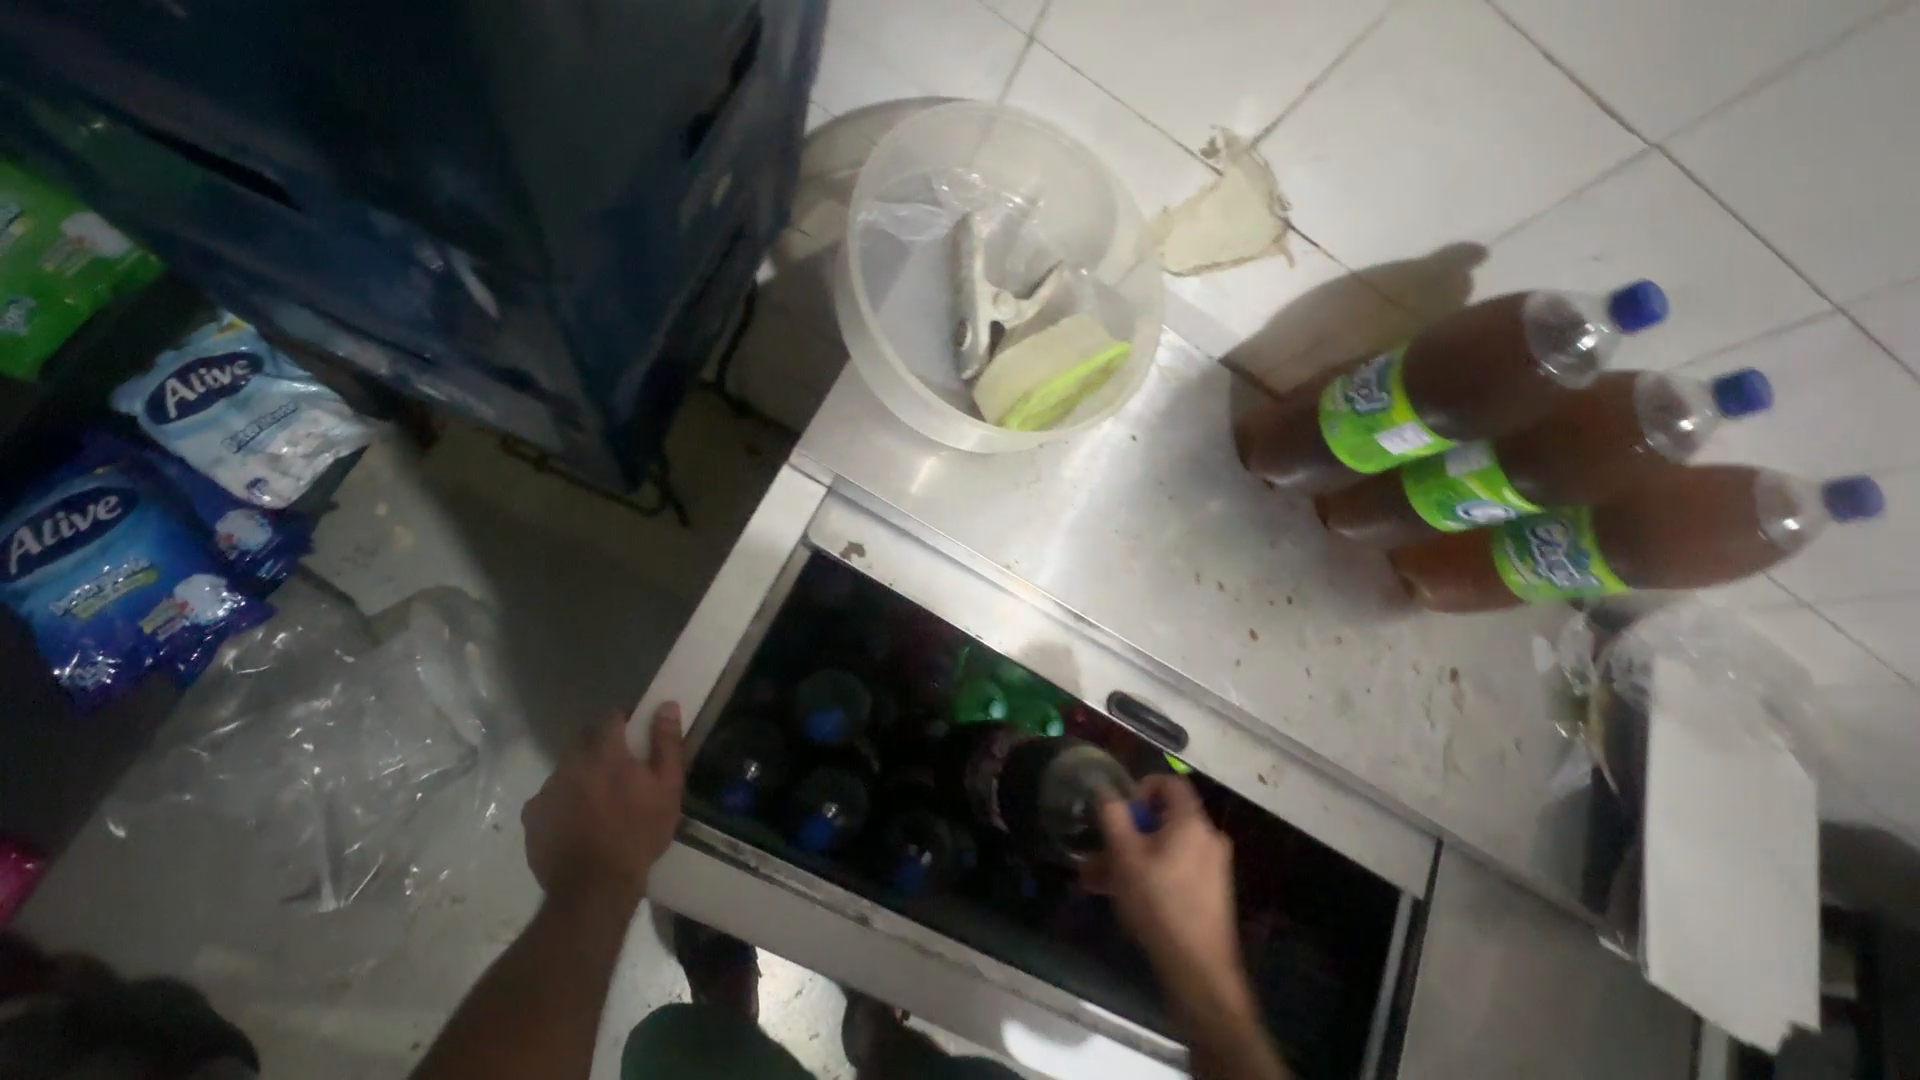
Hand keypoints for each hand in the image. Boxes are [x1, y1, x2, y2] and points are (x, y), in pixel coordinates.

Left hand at [522, 703, 685, 912]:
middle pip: (585, 742)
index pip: (611, 718)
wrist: (595, 887)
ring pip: (567, 769)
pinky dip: (563, 802)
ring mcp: (547, 790)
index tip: (636, 736)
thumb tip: (665, 706)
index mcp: (606, 753)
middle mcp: (571, 763)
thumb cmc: (639, 835)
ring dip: (582, 775)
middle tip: (621, 774)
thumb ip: (666, 744)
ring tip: (599, 803)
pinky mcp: (532, 815)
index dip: (624, 722)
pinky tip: (577, 823)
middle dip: (603, 749)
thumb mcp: (667, 789)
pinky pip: (549, 797)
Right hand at [1082, 775, 1250, 1018]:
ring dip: (1132, 857)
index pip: (1169, 783)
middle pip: (1164, 820)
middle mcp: (1208, 837)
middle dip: (1127, 833)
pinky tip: (1124, 898)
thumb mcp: (1125, 857)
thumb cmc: (1159, 904)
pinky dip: (1151, 874)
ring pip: (1166, 849)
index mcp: (1192, 822)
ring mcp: (1213, 867)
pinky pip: (1176, 869)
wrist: (1198, 968)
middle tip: (1100, 853)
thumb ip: (1113, 817)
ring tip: (1099, 881)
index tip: (1118, 812)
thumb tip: (1105, 789)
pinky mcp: (1211, 892)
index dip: (1141, 788)